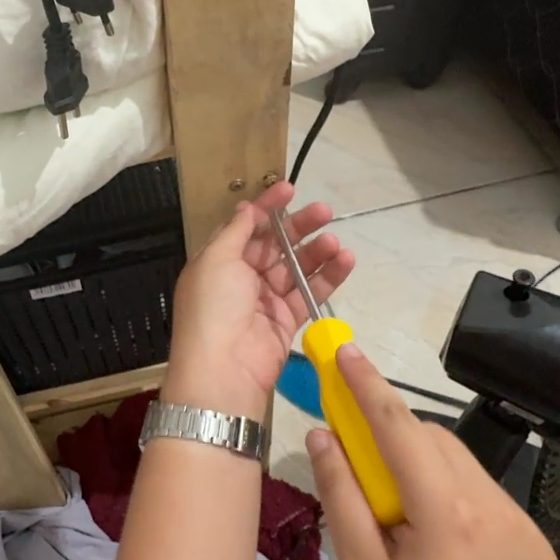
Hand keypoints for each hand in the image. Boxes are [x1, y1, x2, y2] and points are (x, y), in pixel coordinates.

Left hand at [162, 182, 353, 421]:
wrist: (224, 369)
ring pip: (296, 269)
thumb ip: (236, 232)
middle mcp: (240, 279)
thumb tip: (247, 208)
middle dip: (299, 227)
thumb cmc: (214, 307)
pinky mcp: (287, 322)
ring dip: (316, 252)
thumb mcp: (216, 260)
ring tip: (335, 240)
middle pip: (275, 247)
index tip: (290, 190)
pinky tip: (345, 261)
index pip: (245, 228)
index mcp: (218, 262)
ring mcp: (264, 301)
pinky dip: (328, 277)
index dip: (266, 208)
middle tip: (325, 212)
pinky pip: (309, 294)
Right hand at [307, 344, 559, 559]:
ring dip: (424, 466)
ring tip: (397, 515)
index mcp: (450, 515)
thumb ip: (342, 497)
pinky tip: (436, 543)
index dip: (368, 385)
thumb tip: (323, 436)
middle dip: (394, 433)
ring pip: (463, 468)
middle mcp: (497, 509)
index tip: (345, 350)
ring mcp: (525, 529)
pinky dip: (453, 496)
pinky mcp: (539, 550)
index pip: (401, 428)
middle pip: (435, 442)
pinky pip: (486, 499)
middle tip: (358, 455)